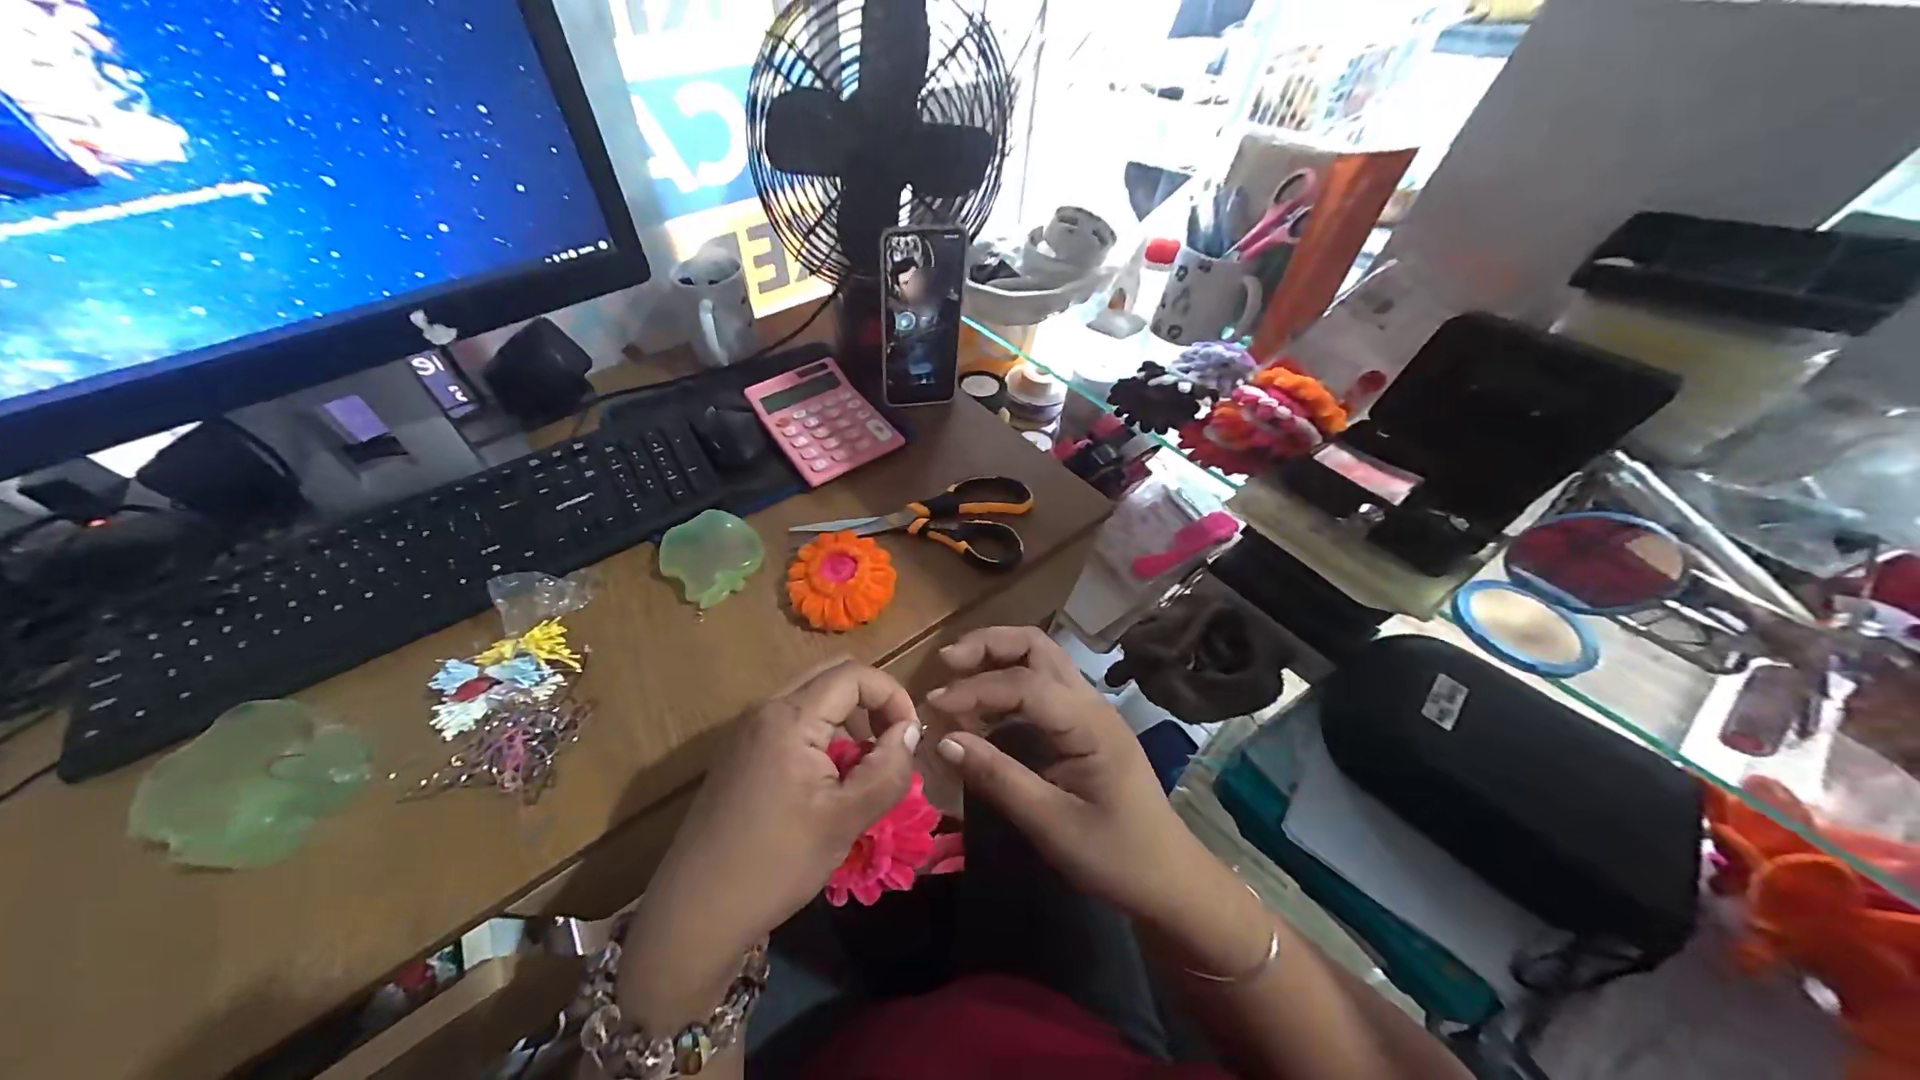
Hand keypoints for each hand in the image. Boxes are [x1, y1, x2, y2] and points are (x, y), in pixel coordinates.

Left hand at [615, 661, 920, 1029]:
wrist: (694, 913)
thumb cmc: (775, 863)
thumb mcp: (845, 819)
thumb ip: (887, 770)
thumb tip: (909, 732)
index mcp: (789, 718)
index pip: (854, 675)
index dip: (892, 696)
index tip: (910, 736)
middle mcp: (764, 711)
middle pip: (831, 676)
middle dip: (871, 700)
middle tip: (890, 742)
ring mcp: (746, 732)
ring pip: (811, 698)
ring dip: (847, 718)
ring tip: (864, 766)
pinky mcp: (739, 754)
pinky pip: (790, 722)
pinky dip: (821, 733)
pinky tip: (828, 779)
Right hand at [924, 627, 1215, 925]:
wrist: (1169, 879)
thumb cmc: (1115, 856)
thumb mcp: (1051, 824)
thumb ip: (997, 777)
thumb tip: (944, 741)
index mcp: (1089, 724)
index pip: (1024, 683)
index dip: (975, 688)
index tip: (933, 705)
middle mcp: (1091, 703)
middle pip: (1037, 646)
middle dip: (988, 645)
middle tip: (946, 663)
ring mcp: (1091, 711)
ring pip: (1041, 658)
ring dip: (998, 657)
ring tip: (957, 675)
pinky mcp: (1085, 725)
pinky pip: (1043, 684)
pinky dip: (1009, 680)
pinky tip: (985, 705)